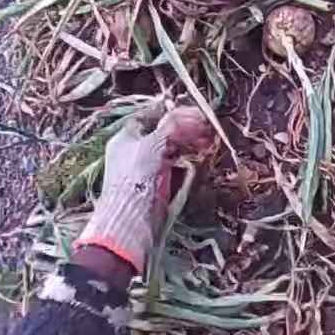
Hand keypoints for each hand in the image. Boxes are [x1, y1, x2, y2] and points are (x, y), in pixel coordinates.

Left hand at [76, 102, 214, 275]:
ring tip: (208, 142)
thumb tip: (191, 113)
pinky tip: (200, 160)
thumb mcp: (152, 145)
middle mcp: (135, 153)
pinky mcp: (159, 188)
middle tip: (206, 127)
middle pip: (163, 134)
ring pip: (173, 152)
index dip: (170, 113)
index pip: (149, 117)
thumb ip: (171, 126)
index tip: (192, 112)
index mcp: (126, 139)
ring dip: (190, 146)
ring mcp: (148, 171)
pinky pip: (176, 170)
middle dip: (185, 130)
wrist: (132, 222)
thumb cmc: (135, 178)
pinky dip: (188, 164)